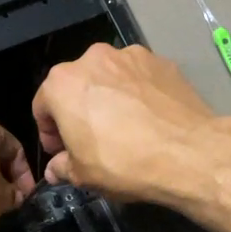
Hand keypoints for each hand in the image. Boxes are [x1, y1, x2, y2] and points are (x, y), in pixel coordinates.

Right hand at [32, 43, 230, 202]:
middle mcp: (93, 59)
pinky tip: (147, 120)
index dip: (48, 132)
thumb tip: (56, 169)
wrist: (188, 152)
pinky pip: (137, 78)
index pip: (42, 105)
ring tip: (122, 129)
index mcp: (63, 83)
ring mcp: (129, 56)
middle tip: (89, 140)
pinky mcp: (160, 60)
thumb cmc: (123, 163)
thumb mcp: (83, 175)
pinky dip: (135, 94)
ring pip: (107, 78)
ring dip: (106, 99)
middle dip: (77, 111)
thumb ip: (62, 167)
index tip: (61, 151)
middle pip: (75, 86)